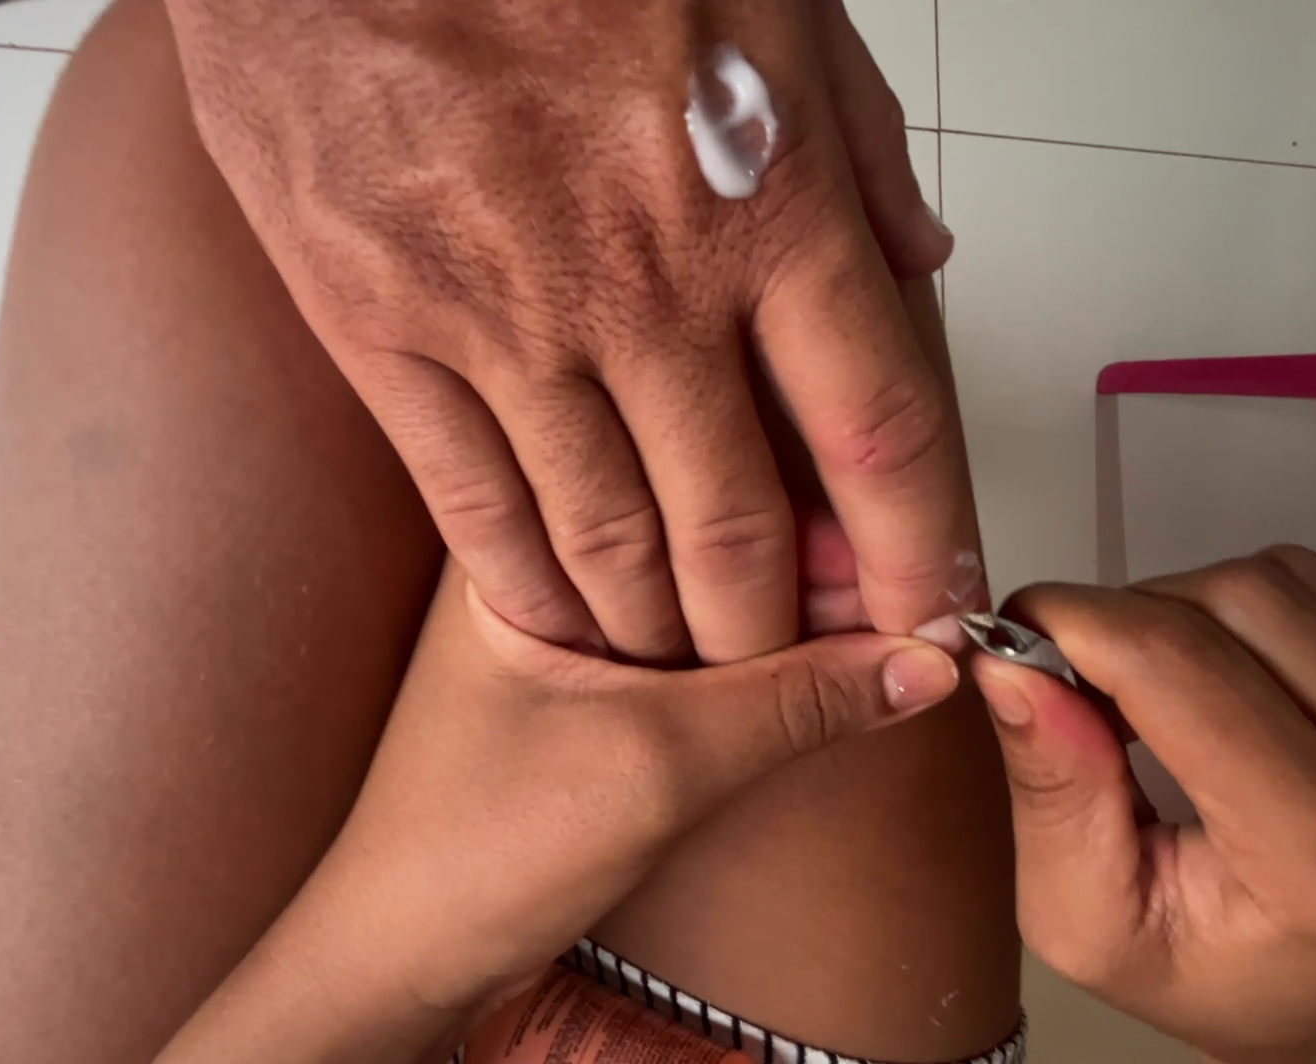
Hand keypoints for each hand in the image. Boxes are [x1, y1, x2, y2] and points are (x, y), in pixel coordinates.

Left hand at [144, 562, 959, 1063]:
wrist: (411, 953)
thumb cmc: (484, 850)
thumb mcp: (656, 766)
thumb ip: (791, 706)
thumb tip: (920, 661)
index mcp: (523, 543)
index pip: (674, 488)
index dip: (787, 512)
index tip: (883, 546)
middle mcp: (540, 564)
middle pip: (691, 534)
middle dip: (795, 561)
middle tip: (894, 588)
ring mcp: (563, 624)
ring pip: (695, 593)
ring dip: (776, 614)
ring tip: (869, 622)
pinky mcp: (585, 680)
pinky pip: (682, 649)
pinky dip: (744, 657)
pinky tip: (808, 663)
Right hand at [165, 0, 970, 664]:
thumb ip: (855, 148)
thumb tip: (917, 264)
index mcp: (756, 197)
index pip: (878, 427)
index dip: (913, 546)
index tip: (928, 611)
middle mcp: (639, 284)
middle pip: (738, 523)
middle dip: (772, 623)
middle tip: (787, 657)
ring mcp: (504, 320)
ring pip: (607, 541)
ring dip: (656, 629)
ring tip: (680, 661)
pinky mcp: (387, 334)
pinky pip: (478, 509)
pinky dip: (535, 591)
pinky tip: (566, 628)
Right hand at [969, 546, 1315, 1063]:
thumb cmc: (1197, 977)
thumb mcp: (1079, 920)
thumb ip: (1051, 793)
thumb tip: (1005, 666)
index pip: (1182, 672)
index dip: (1073, 624)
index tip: (1005, 633)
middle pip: (1237, 608)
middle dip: (1116, 616)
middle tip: (1066, 669)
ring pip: (1278, 586)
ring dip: (1173, 607)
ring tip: (1138, 678)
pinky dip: (1232, 610)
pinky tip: (1208, 670)